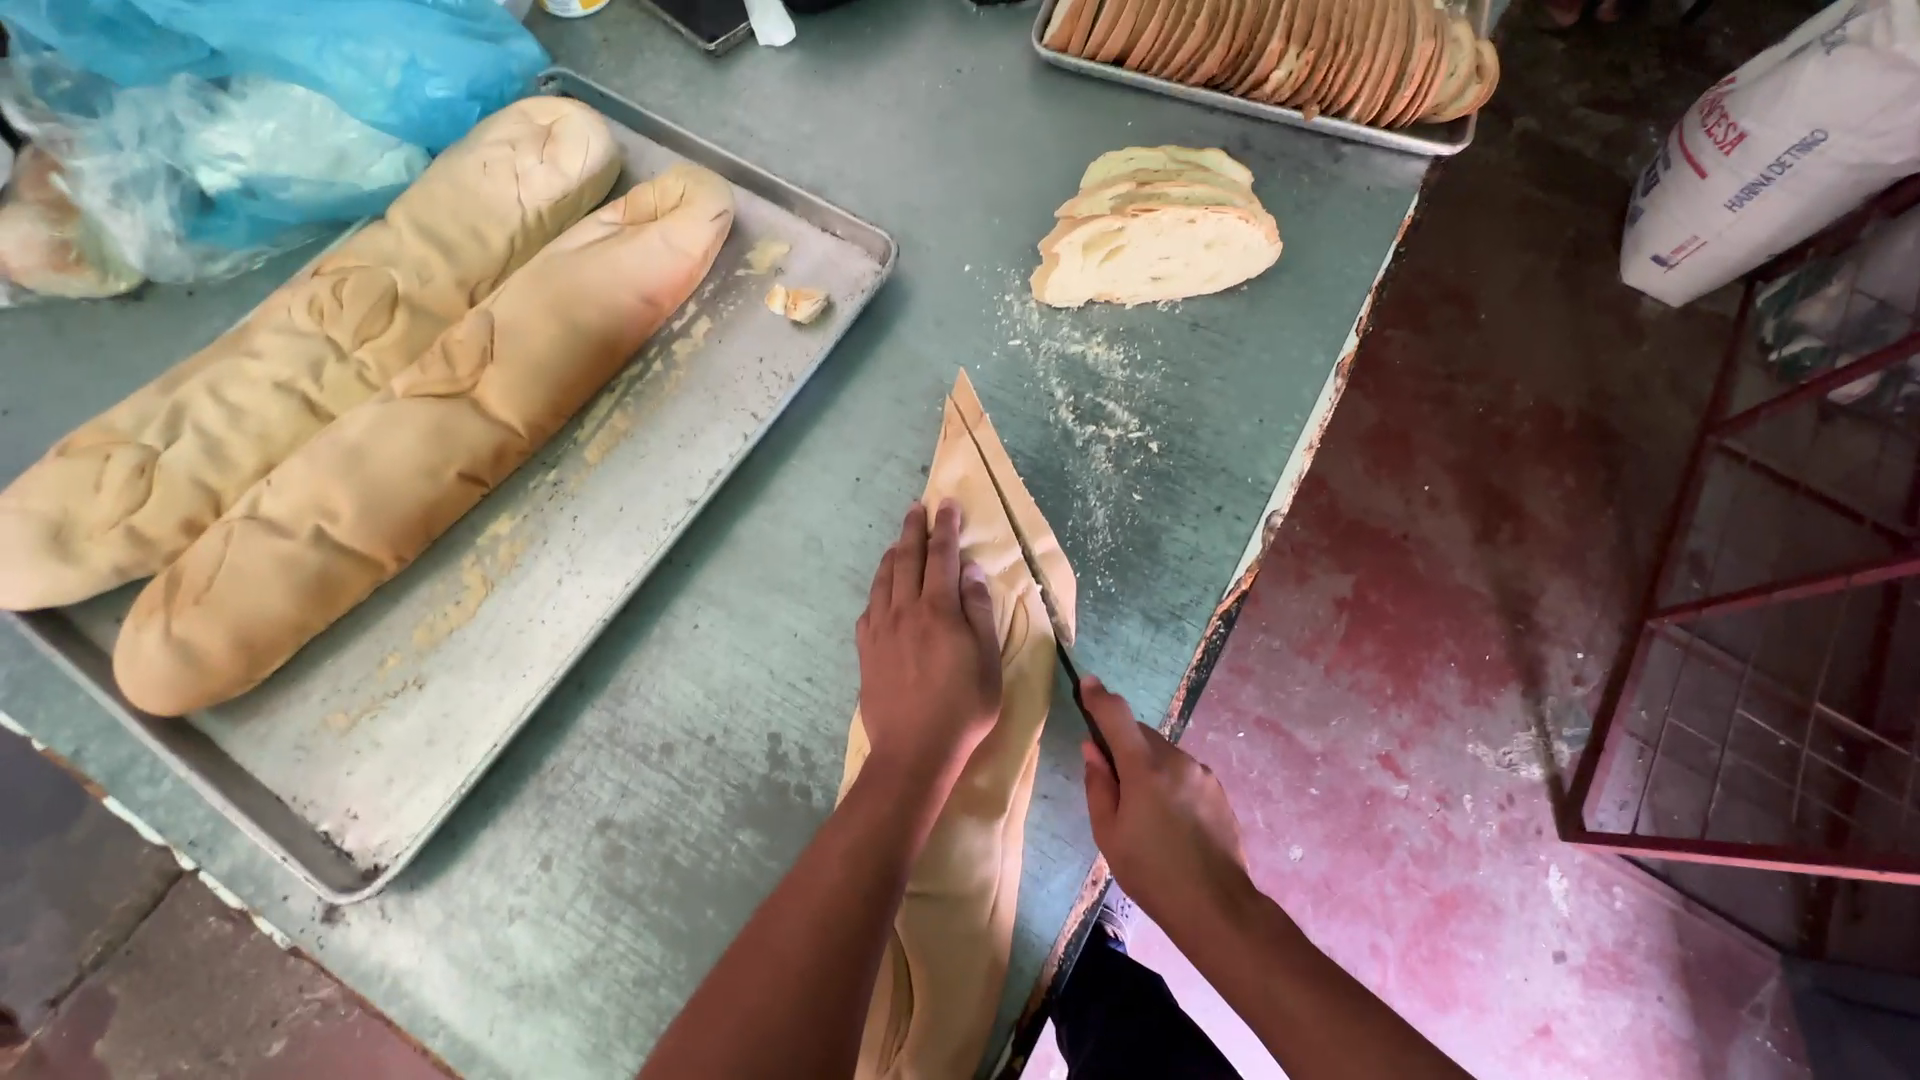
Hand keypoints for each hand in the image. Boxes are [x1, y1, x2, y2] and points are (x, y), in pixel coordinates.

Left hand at [856, 500, 1001, 787]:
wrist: (913, 749)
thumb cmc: (963, 708)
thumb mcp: (987, 661)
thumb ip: (978, 612)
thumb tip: (971, 573)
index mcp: (939, 610)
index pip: (942, 556)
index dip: (945, 528)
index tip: (947, 505)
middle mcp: (905, 610)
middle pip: (908, 558)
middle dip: (914, 529)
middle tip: (918, 508)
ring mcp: (880, 629)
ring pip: (884, 579)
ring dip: (894, 553)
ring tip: (900, 540)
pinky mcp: (866, 649)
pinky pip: (870, 605)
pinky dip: (878, 587)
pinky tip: (883, 589)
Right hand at [1080, 678, 1256, 929]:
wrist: (1216, 906)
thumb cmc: (1151, 873)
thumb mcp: (1109, 834)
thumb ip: (1098, 785)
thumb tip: (1093, 750)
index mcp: (1145, 769)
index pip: (1117, 717)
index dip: (1099, 698)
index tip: (1086, 684)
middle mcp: (1177, 761)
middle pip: (1141, 736)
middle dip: (1124, 747)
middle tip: (1113, 783)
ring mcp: (1202, 774)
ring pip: (1164, 755)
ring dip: (1148, 767)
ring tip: (1145, 812)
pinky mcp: (1218, 790)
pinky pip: (1184, 773)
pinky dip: (1169, 782)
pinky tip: (1170, 821)